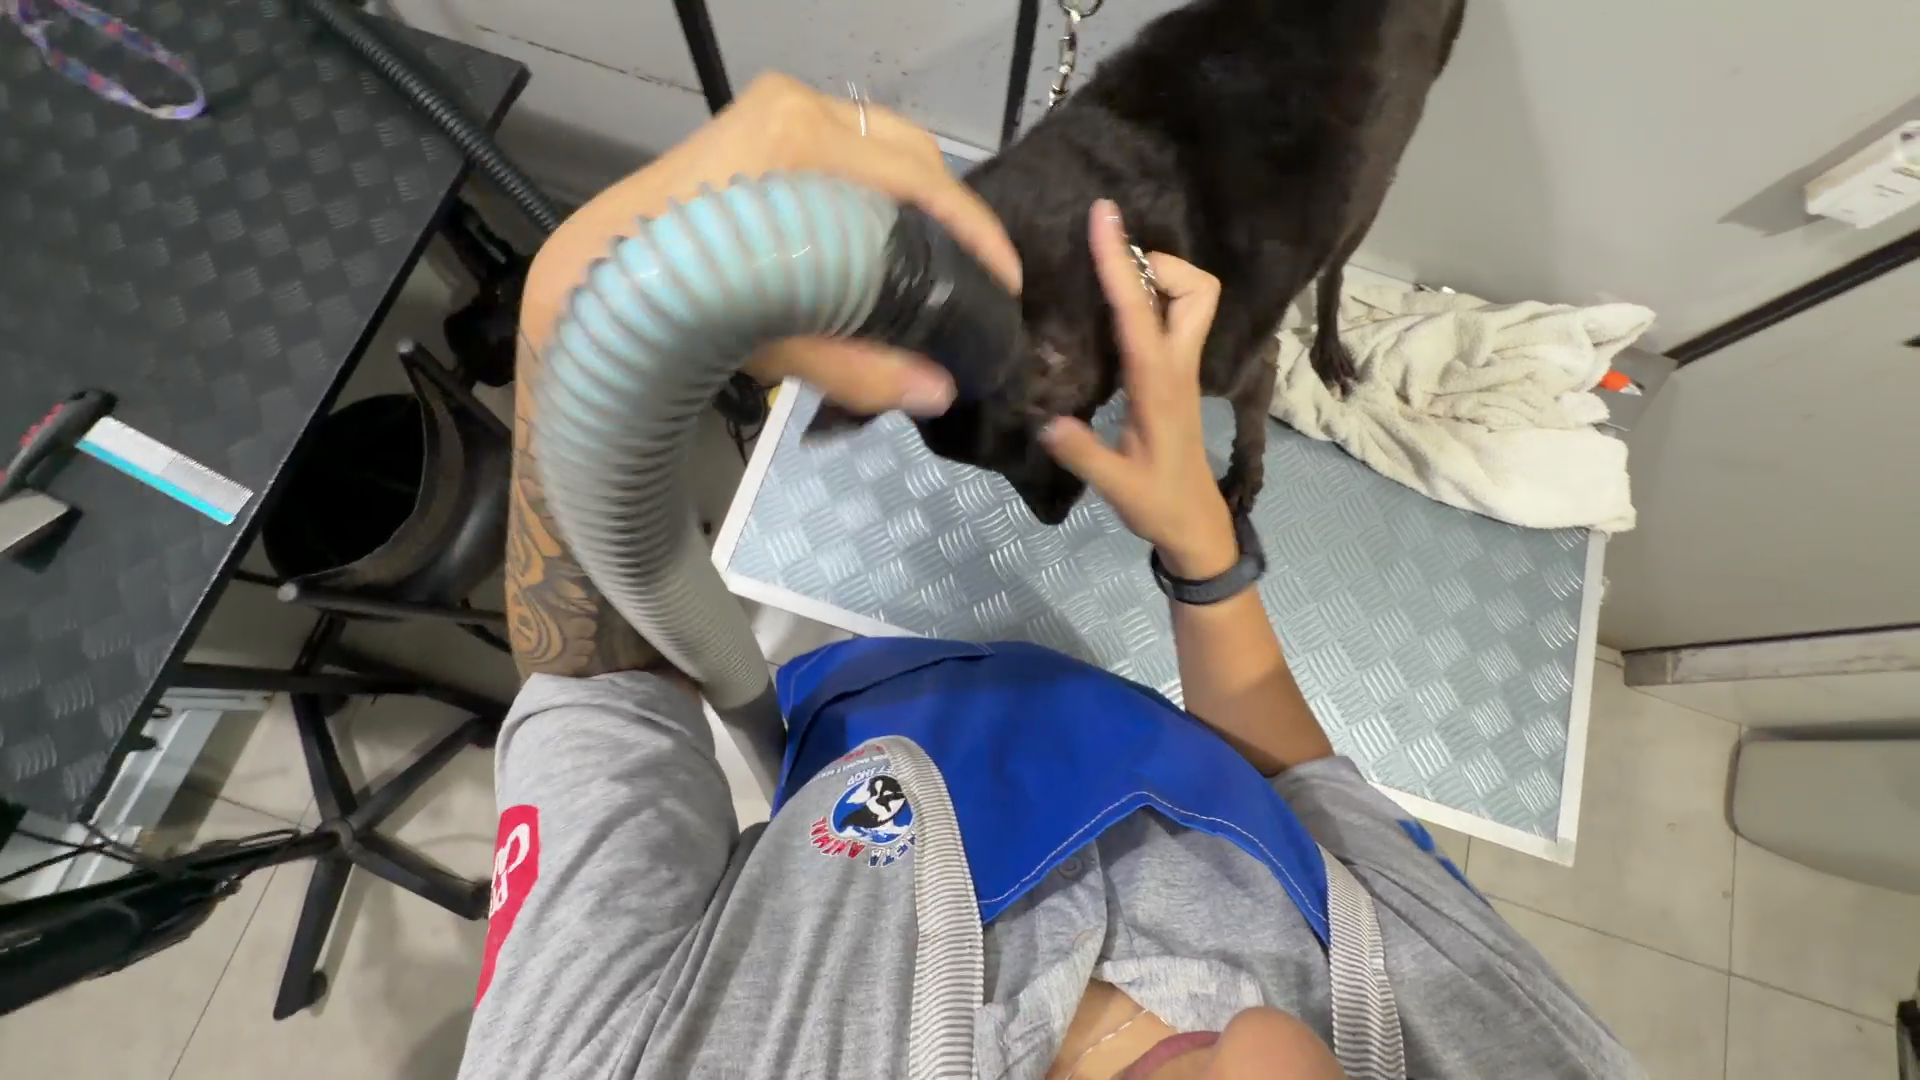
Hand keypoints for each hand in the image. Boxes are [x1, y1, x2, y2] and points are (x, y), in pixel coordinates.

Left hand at [522, 73, 1020, 418]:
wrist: (602, 273)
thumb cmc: (683, 300)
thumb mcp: (774, 338)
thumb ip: (856, 366)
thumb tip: (939, 392)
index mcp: (800, 144)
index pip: (919, 179)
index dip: (973, 232)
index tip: (1005, 280)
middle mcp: (796, 108)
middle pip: (913, 153)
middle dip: (954, 217)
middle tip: (976, 277)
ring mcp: (779, 108)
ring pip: (887, 146)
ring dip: (921, 202)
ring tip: (942, 260)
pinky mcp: (767, 122)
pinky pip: (856, 149)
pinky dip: (886, 191)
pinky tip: (892, 235)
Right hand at [1039, 201, 1238, 578]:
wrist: (1195, 524)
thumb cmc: (1158, 504)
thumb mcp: (1116, 484)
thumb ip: (1081, 451)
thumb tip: (1044, 419)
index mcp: (1159, 385)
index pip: (1140, 312)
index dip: (1120, 263)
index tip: (1103, 219)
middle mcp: (1177, 367)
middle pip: (1197, 289)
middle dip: (1161, 264)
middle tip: (1117, 270)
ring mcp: (1181, 372)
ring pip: (1192, 301)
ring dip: (1161, 282)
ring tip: (1113, 290)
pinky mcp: (1175, 380)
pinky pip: (1172, 323)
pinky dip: (1151, 305)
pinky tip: (1115, 318)